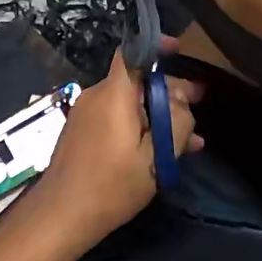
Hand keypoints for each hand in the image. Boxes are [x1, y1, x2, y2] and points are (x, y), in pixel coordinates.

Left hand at [33, 48, 201, 250]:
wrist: (62, 214)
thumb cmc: (111, 185)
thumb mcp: (155, 157)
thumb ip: (176, 123)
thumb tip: (181, 100)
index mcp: (114, 94)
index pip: (131, 53)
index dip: (155, 46)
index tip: (179, 51)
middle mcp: (96, 96)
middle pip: (136, 80)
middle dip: (169, 90)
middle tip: (199, 104)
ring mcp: (86, 114)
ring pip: (129, 102)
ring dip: (159, 113)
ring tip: (191, 137)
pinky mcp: (83, 131)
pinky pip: (116, 117)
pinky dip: (140, 125)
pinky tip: (162, 148)